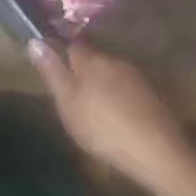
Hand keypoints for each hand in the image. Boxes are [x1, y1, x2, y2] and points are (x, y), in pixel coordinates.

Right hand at [29, 42, 195, 195]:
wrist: (160, 154)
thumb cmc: (103, 129)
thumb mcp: (68, 105)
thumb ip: (52, 73)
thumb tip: (34, 41)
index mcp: (91, 61)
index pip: (71, 45)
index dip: (61, 55)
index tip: (55, 72)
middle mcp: (116, 60)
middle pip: (93, 58)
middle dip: (83, 70)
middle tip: (74, 96)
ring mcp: (138, 75)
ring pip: (112, 72)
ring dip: (103, 83)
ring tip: (97, 109)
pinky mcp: (156, 92)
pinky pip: (129, 87)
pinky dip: (121, 95)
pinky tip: (120, 116)